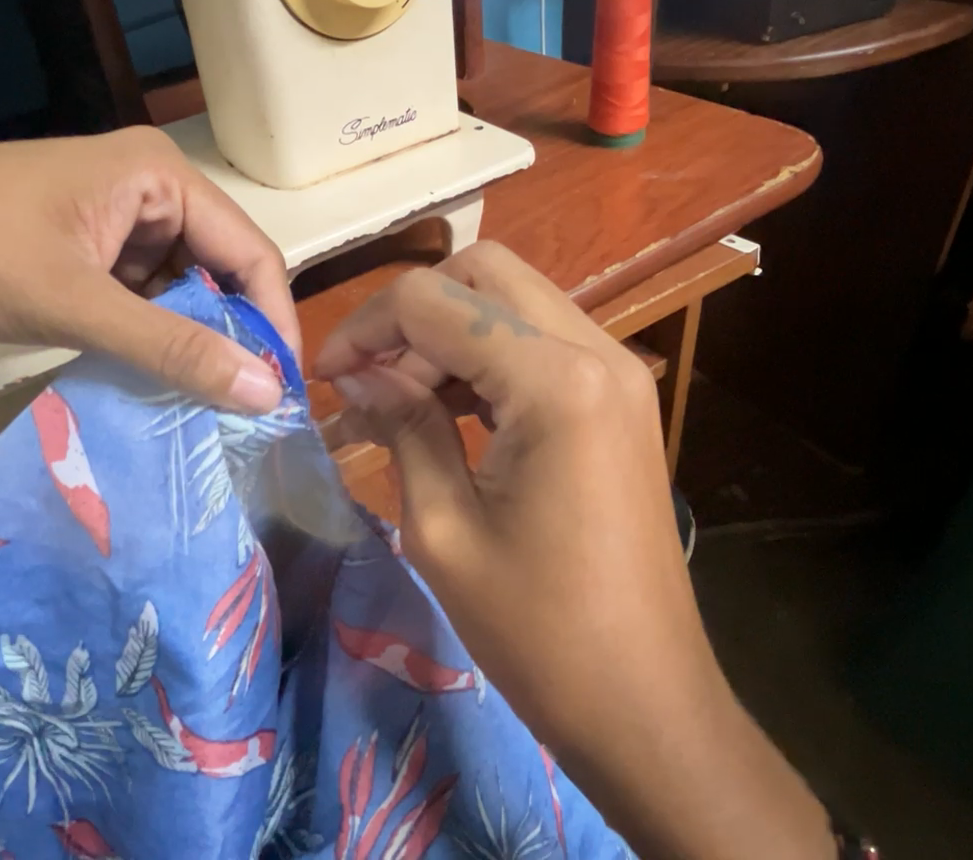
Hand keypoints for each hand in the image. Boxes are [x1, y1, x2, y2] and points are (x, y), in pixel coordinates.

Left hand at [0, 127, 298, 412]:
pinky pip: (142, 301)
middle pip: (220, 270)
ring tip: (202, 404)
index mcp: (160, 175)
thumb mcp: (74, 302)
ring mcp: (113, 223)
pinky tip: (153, 381)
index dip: (271, 321)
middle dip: (230, 335)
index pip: (250, 252)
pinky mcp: (84, 254)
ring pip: (181, 290)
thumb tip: (265, 392)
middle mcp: (148, 191)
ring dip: (189, 343)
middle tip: (243, 408)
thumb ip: (173, 347)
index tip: (281, 391)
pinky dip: (150, 340)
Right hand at [316, 242, 828, 859]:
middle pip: (484, 271)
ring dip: (450, 332)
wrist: (646, 700)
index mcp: (554, 382)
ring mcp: (618, 371)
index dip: (365, 327)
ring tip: (400, 402)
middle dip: (412, 312)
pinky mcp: (621, 398)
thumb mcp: (442, 530)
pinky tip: (451, 411)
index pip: (434, 300)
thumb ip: (401, 426)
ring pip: (515, 299)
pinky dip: (488, 356)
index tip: (326, 377)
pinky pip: (542, 341)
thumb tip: (358, 373)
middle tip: (369, 380)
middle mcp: (597, 352)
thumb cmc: (537, 630)